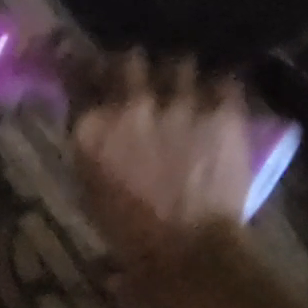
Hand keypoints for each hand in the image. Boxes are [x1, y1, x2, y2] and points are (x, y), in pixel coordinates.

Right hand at [72, 52, 251, 278]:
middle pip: (130, 60)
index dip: (89, 75)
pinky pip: (224, 79)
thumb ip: (90, 145)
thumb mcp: (87, 187)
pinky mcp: (224, 110)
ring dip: (178, 74)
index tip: (95, 79)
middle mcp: (131, 105)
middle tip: (141, 77)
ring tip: (184, 87)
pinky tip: (218, 98)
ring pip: (179, 62)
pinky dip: (220, 86)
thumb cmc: (127, 230)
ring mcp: (181, 103)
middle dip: (134, 66)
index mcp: (91, 127)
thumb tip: (95, 122)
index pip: (83, 80)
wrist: (187, 248)